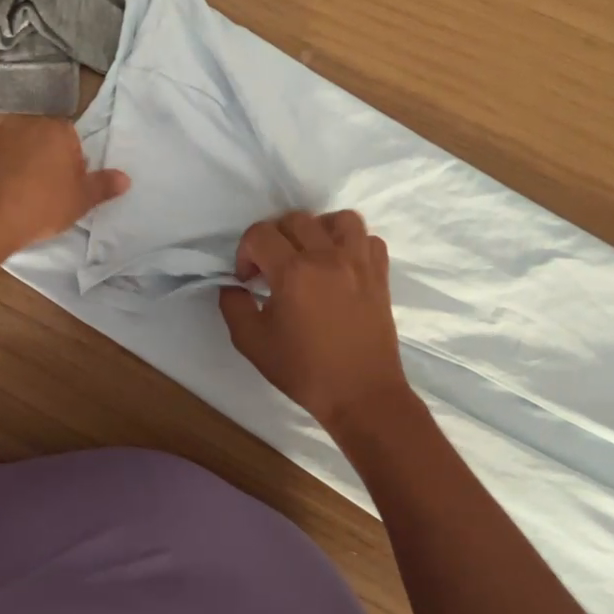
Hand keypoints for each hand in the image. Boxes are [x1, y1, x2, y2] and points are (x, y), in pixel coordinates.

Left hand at [0, 117, 128, 260]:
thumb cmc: (41, 208)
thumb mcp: (80, 202)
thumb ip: (103, 186)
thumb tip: (125, 178)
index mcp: (56, 130)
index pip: (70, 140)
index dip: (70, 164)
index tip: (64, 188)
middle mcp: (24, 124)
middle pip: (40, 140)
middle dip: (43, 160)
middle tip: (42, 194)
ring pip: (12, 148)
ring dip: (16, 164)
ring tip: (15, 196)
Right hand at [217, 211, 411, 430]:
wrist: (361, 394)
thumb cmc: (303, 369)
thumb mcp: (250, 341)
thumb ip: (233, 305)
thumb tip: (233, 285)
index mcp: (294, 272)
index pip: (259, 234)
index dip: (245, 253)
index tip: (248, 280)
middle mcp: (328, 257)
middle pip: (294, 220)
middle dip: (274, 239)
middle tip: (271, 270)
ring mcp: (359, 263)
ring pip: (337, 219)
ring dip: (316, 230)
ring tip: (308, 256)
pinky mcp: (380, 275)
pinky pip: (367, 239)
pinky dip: (350, 243)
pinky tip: (337, 265)